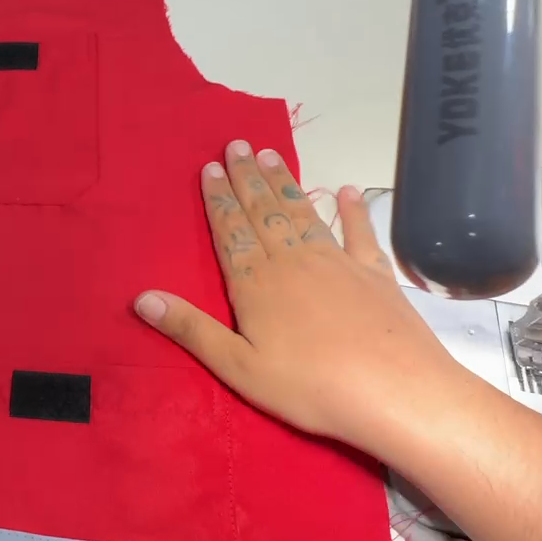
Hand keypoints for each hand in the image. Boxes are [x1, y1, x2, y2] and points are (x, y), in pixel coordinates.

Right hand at [133, 140, 471, 454]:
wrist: (399, 395)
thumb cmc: (310, 386)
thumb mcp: (237, 366)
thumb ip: (190, 328)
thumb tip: (142, 298)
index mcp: (256, 283)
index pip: (230, 231)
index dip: (218, 200)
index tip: (209, 168)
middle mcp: (293, 261)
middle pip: (264, 212)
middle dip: (247, 178)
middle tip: (237, 145)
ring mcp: (338, 264)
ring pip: (302, 213)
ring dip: (285, 183)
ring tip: (271, 155)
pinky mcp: (375, 276)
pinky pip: (360, 234)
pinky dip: (353, 211)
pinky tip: (348, 191)